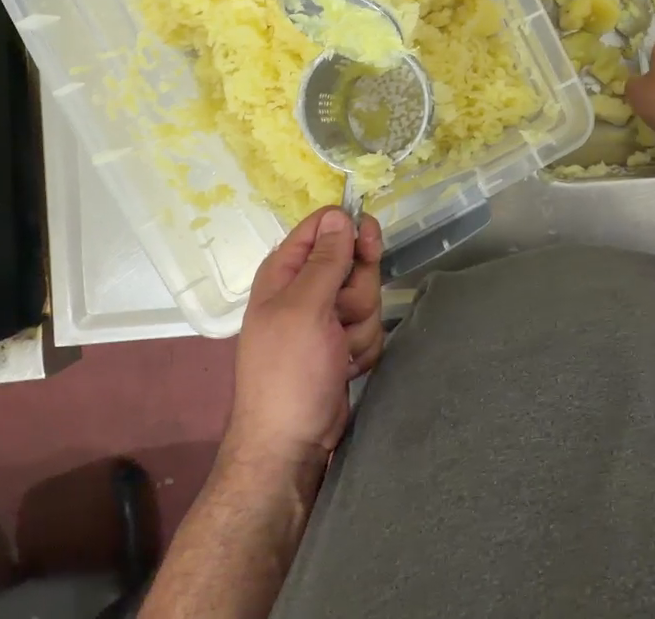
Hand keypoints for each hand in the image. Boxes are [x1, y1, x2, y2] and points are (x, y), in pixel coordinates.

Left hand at [225, 207, 384, 470]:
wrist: (292, 442)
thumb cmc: (289, 372)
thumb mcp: (305, 309)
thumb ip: (325, 260)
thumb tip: (338, 213)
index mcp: (284, 272)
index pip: (323, 227)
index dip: (350, 232)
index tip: (369, 245)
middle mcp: (305, 289)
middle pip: (355, 262)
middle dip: (358, 292)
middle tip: (341, 316)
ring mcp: (326, 318)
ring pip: (368, 297)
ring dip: (360, 326)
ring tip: (338, 352)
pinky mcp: (343, 343)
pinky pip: (370, 327)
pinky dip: (363, 349)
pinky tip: (345, 367)